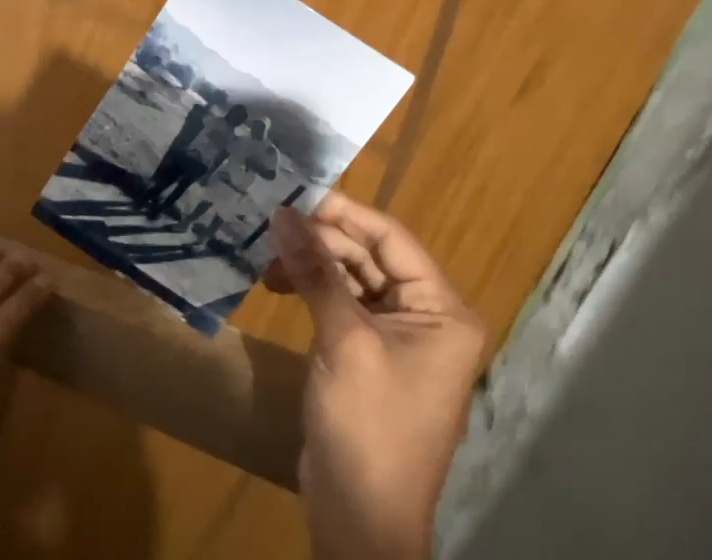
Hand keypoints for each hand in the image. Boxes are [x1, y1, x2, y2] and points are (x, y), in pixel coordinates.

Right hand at [266, 196, 484, 559]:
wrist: (362, 516)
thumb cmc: (368, 424)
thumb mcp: (344, 340)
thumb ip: (316, 272)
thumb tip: (283, 212)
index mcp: (444, 311)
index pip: (392, 240)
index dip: (344, 214)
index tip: (294, 194)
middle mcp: (428, 318)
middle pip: (372, 258)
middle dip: (322, 242)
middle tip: (269, 227)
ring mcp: (398, 340)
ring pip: (352, 281)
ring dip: (313, 267)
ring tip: (267, 261)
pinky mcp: (369, 357)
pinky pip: (342, 308)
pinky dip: (312, 292)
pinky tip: (279, 285)